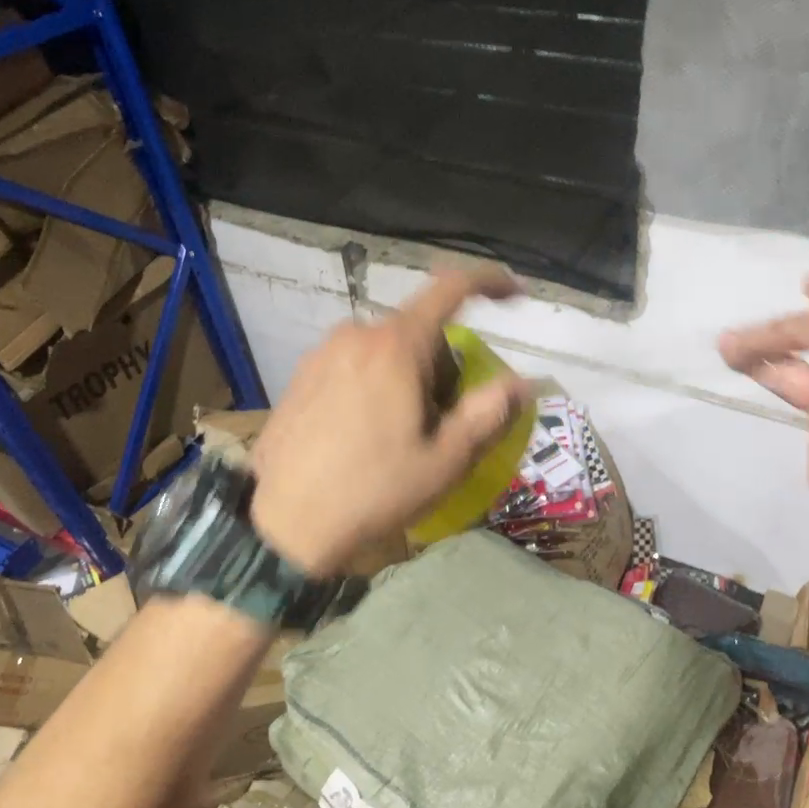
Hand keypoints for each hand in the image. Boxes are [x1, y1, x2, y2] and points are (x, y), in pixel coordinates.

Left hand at [249, 267, 529, 574]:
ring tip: (402, 437)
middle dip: (442, 366)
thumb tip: (522, 383)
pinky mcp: (299, 378)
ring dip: (407, 379)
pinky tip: (366, 439)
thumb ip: (489, 413)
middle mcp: (356, 335)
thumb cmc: (375, 491)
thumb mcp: (446, 460)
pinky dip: (375, 388)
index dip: (489, 283)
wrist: (286, 524)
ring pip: (385, 351)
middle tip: (444, 421)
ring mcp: (321, 355)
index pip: (450, 289)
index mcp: (395, 346)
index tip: (514, 295)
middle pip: (419, 332)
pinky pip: (354, 367)